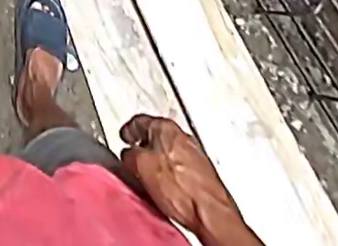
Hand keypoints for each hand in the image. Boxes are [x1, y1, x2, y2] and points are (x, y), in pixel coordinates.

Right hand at [119, 116, 250, 241]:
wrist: (212, 215)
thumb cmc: (180, 189)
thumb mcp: (138, 166)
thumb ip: (128, 154)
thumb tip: (129, 156)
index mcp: (164, 126)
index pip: (139, 121)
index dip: (129, 130)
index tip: (125, 136)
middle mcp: (183, 136)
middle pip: (157, 137)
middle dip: (146, 147)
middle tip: (136, 158)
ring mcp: (197, 156)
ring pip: (171, 154)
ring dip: (161, 163)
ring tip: (152, 179)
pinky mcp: (206, 176)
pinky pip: (183, 170)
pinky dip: (174, 177)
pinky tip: (170, 191)